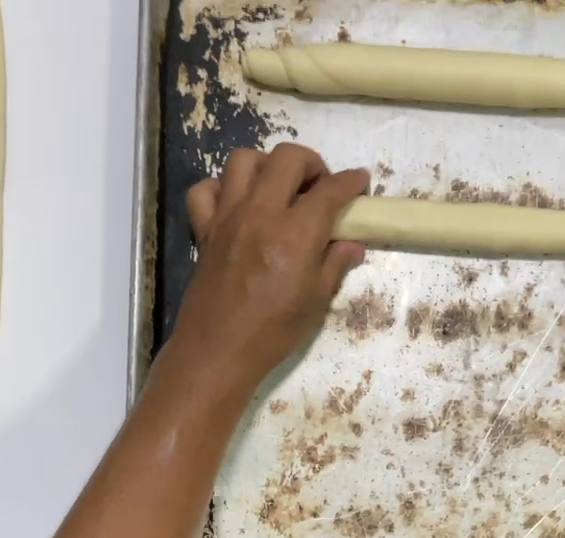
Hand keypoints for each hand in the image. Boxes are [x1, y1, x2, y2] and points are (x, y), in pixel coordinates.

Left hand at [165, 144, 368, 391]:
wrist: (219, 351)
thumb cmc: (273, 333)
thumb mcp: (315, 303)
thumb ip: (334, 265)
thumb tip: (352, 245)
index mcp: (296, 233)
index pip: (330, 190)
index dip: (351, 181)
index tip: (360, 182)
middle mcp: (261, 213)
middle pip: (287, 157)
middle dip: (311, 163)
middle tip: (318, 186)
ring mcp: (228, 217)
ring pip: (244, 159)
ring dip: (266, 165)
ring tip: (278, 189)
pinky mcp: (204, 229)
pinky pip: (206, 190)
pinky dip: (221, 188)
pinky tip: (236, 205)